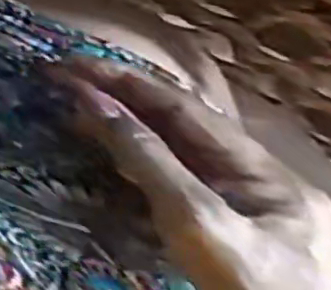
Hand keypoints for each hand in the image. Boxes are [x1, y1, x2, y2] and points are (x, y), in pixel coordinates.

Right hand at [58, 56, 330, 289]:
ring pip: (175, 146)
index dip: (122, 79)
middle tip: (61, 79)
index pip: (182, 106)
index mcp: (268, 173)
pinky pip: (174, 172)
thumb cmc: (250, 283)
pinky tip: (105, 145)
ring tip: (73, 106)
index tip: (67, 62)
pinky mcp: (228, 224)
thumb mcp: (194, 217)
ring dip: (122, 122)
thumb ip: (143, 153)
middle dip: (119, 97)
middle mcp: (262, 180)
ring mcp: (248, 205)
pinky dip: (134, 151)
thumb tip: (87, 96)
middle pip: (180, 123)